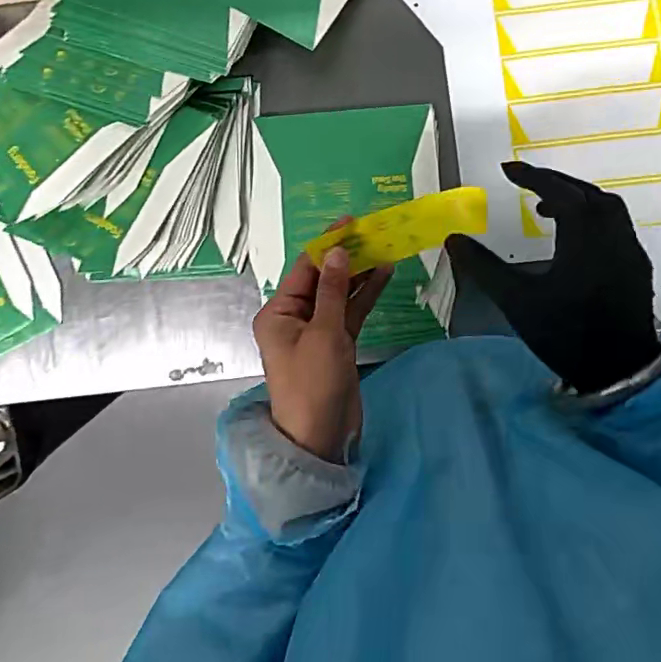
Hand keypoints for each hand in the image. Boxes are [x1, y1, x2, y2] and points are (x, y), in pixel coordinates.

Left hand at [251, 222, 394, 461]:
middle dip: (346, 258)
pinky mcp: (335, 344)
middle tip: (373, 233)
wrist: (319, 438)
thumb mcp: (323, 335)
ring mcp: (316, 330)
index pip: (304, 270)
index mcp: (278, 312)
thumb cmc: (313, 385)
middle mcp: (293, 317)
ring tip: (383, 249)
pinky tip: (383, 276)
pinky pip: (349, 313)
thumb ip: (333, 292)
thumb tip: (337, 253)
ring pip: (339, 294)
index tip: (348, 223)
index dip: (326, 245)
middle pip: (322, 279)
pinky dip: (365, 297)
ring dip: (359, 275)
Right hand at [445, 162, 660, 394]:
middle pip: (588, 194)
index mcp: (584, 239)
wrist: (618, 371)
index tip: (508, 170)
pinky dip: (591, 217)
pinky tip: (572, 236)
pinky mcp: (636, 268)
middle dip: (557, 182)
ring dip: (577, 198)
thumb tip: (454, 239)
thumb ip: (483, 266)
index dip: (533, 177)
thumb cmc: (564, 332)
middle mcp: (613, 237)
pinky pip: (615, 226)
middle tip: (527, 182)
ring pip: (607, 209)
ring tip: (546, 207)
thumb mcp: (515, 299)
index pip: (561, 193)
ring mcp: (630, 252)